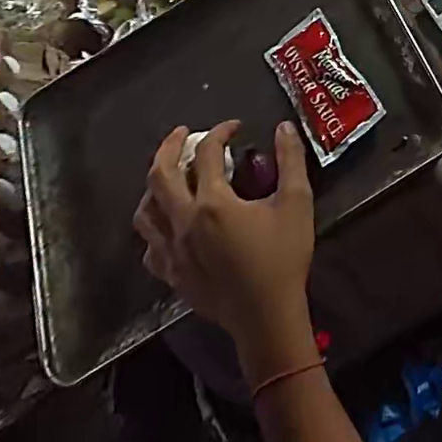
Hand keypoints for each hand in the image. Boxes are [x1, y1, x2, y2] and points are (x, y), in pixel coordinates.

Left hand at [135, 120, 317, 379]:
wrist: (266, 315)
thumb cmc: (283, 257)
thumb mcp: (296, 203)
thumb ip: (290, 161)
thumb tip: (283, 127)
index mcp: (213, 203)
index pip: (208, 154)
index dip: (220, 133)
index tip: (234, 127)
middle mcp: (183, 222)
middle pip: (160, 175)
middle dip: (170, 147)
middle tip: (183, 134)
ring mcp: (171, 251)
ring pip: (145, 210)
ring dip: (155, 185)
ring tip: (172, 175)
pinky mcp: (170, 274)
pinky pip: (149, 244)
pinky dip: (155, 225)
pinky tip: (170, 224)